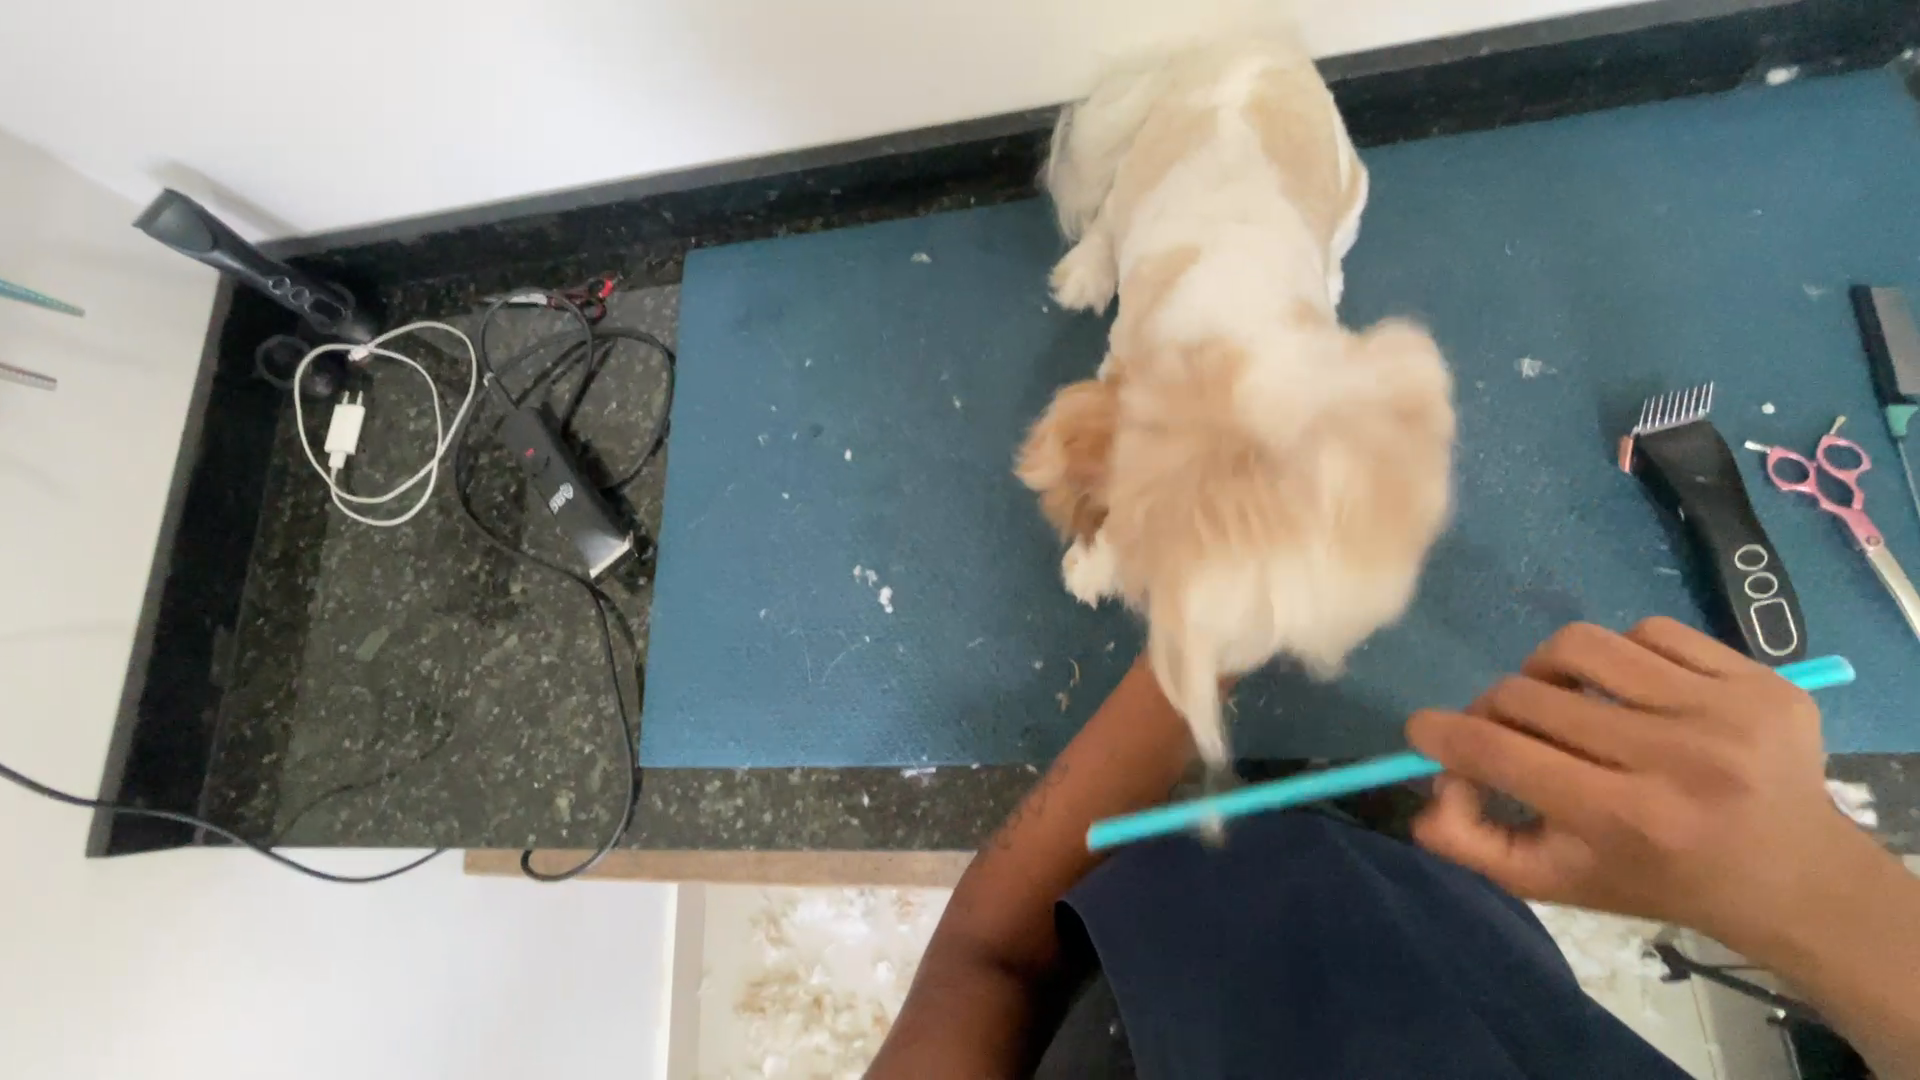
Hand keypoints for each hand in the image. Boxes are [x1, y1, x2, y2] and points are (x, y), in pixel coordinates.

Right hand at [1405, 617, 1874, 952]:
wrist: (1800, 881)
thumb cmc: (1655, 879)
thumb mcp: (1551, 880)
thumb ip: (1469, 842)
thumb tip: (1425, 790)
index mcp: (1628, 818)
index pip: (1498, 750)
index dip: (1439, 734)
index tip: (1423, 731)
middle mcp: (1680, 760)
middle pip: (1523, 695)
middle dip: (1492, 712)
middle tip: (1505, 733)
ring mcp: (1726, 712)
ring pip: (1577, 646)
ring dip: (1546, 670)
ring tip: (1563, 702)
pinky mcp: (1762, 681)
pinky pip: (1647, 631)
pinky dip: (1620, 655)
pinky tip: (1631, 693)